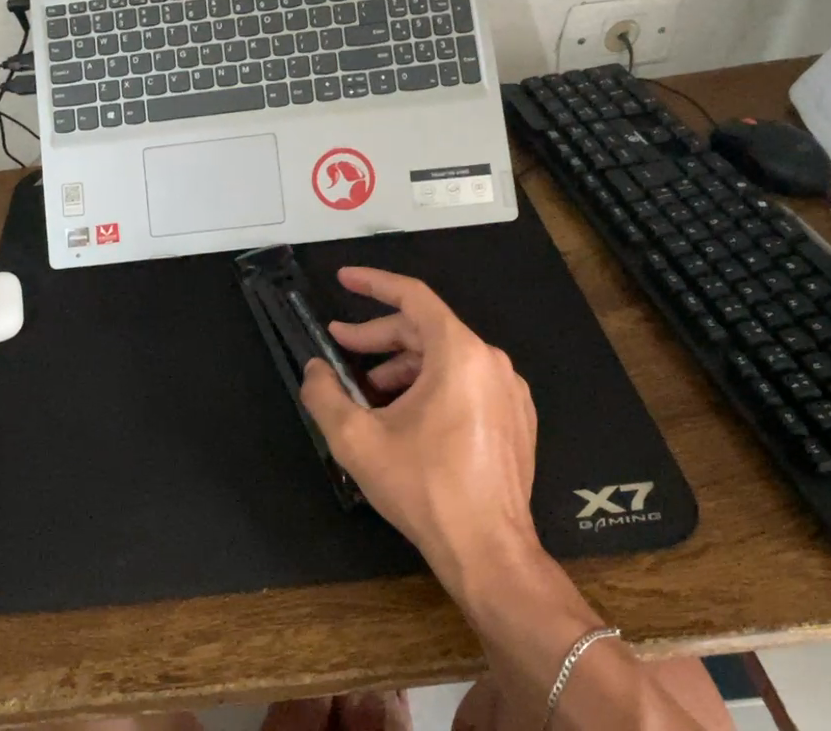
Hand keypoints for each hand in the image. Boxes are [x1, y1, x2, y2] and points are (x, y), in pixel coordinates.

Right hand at [299, 267, 540, 591]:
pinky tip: (405, 418)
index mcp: (460, 354)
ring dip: (401, 368)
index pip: (413, 297)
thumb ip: (325, 394)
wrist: (487, 551)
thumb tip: (315, 370)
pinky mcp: (515, 419)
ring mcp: (509, 392)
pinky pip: (466, 384)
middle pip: (426, 330)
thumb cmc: (424, 488)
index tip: (344, 279)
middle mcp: (491, 362)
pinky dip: (430, 388)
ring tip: (367, 396)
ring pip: (446, 360)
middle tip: (339, 349)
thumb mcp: (357, 439)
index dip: (374, 283)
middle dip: (378, 338)